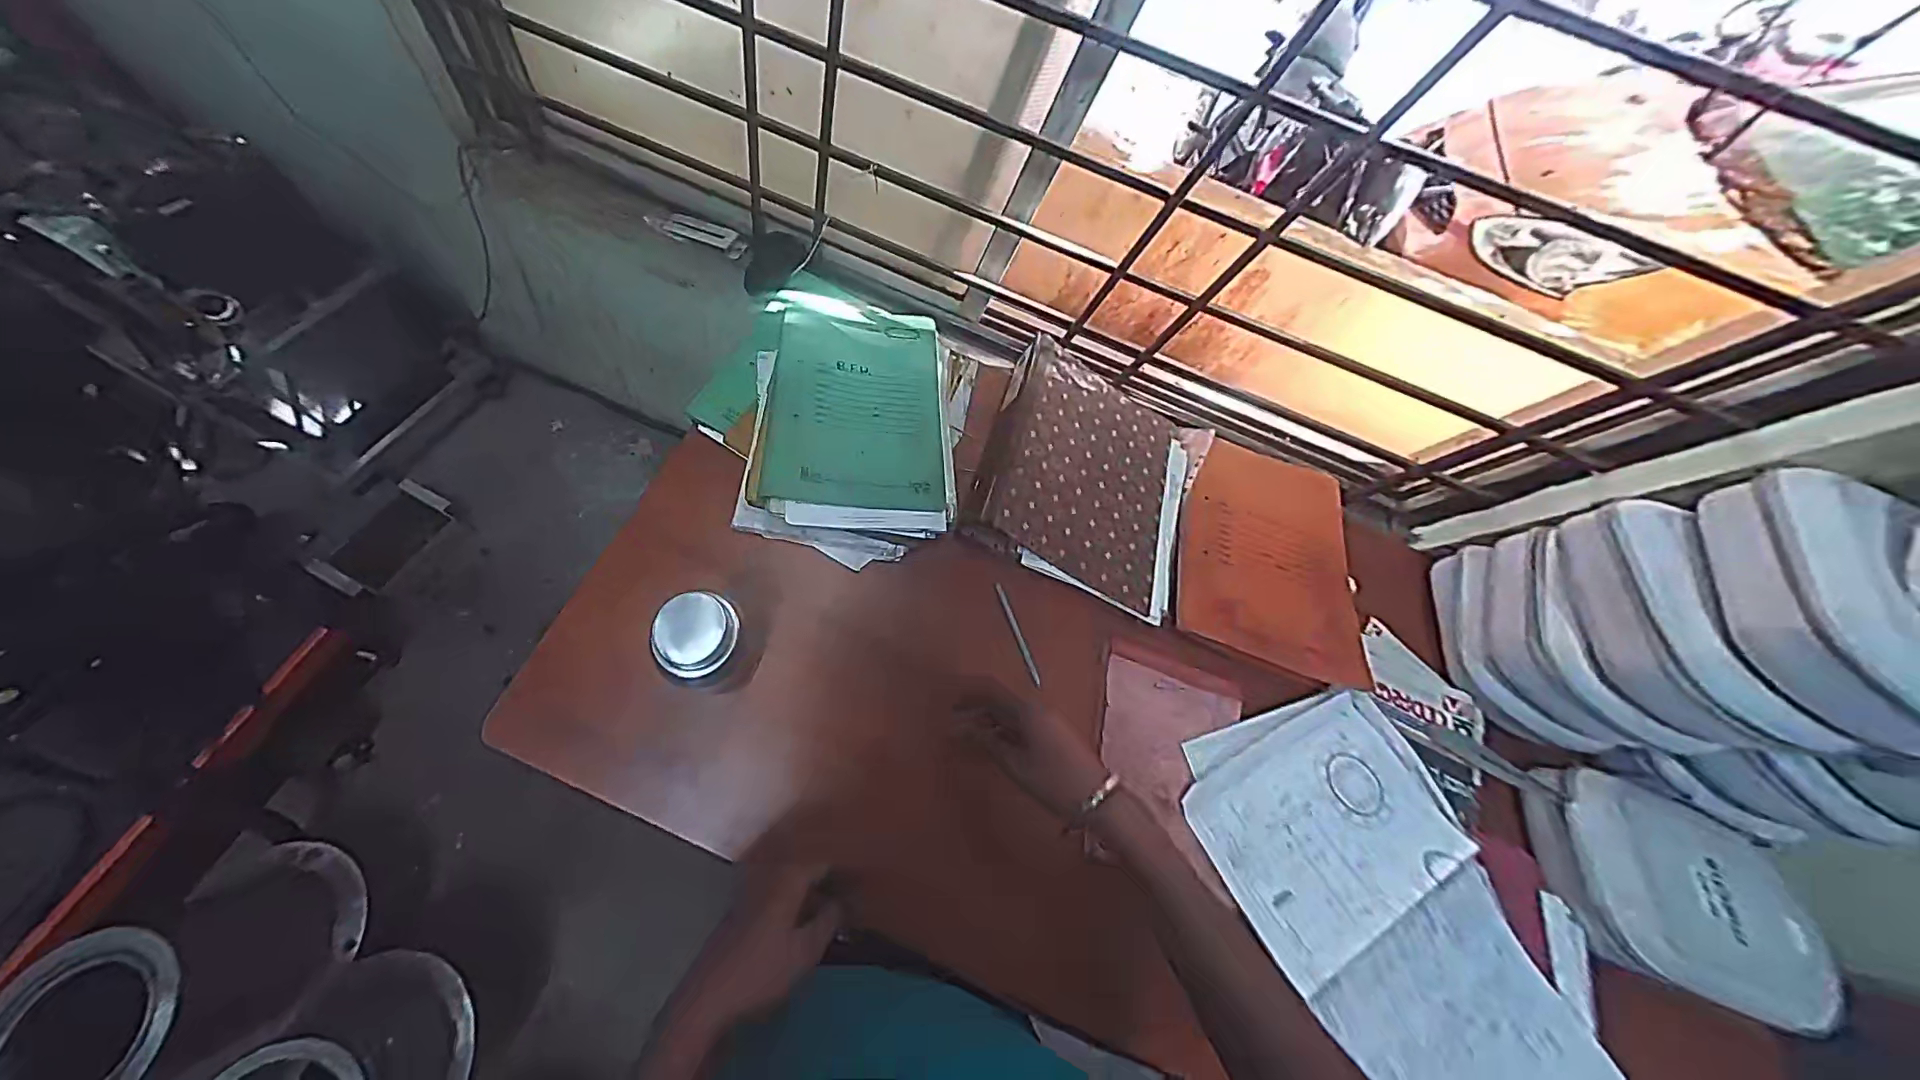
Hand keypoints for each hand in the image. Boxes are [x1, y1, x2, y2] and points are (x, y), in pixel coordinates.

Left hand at [675, 860, 843, 1026]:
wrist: (707, 999)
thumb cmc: (761, 972)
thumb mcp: (806, 951)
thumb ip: (829, 920)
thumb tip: (844, 900)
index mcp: (785, 880)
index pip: (820, 854)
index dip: (843, 855)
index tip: (861, 860)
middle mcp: (766, 876)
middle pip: (800, 852)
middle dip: (824, 857)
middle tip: (846, 867)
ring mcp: (750, 889)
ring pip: (784, 866)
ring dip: (807, 870)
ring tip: (827, 883)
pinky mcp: (740, 906)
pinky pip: (772, 879)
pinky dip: (791, 882)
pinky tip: (800, 902)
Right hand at [955, 687, 1110, 822]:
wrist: (1097, 798)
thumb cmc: (1054, 781)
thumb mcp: (1015, 764)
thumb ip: (989, 743)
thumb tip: (964, 728)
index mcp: (1028, 711)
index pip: (992, 692)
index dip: (969, 694)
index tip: (950, 699)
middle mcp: (1038, 710)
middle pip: (1001, 702)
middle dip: (976, 709)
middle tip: (953, 720)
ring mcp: (1048, 722)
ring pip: (1011, 714)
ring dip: (989, 721)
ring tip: (967, 733)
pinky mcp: (1053, 735)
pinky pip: (1022, 724)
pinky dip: (1004, 730)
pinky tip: (993, 743)